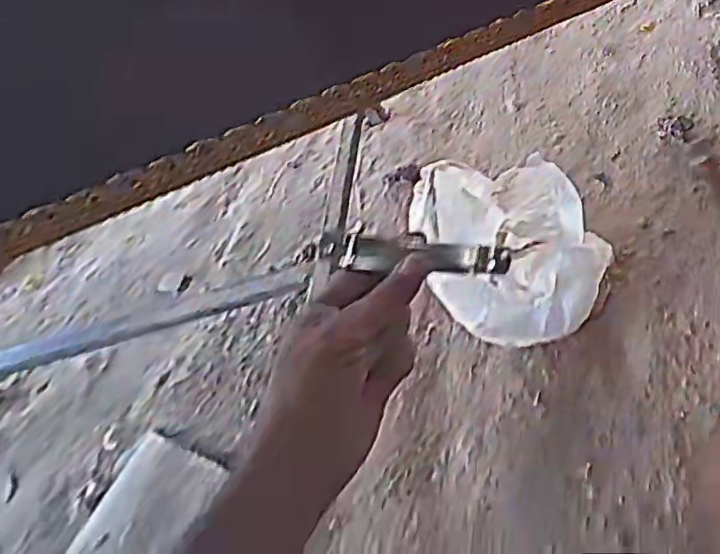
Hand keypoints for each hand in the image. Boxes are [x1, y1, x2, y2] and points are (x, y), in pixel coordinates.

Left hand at [186, 258, 431, 552]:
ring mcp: (363, 353)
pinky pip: (405, 354)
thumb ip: (384, 298)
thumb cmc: (302, 402)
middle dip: (389, 314)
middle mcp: (345, 327)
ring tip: (366, 369)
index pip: (366, 272)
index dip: (390, 264)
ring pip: (400, 327)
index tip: (417, 253)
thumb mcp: (343, 335)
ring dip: (390, 344)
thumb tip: (412, 266)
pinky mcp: (380, 377)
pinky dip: (396, 365)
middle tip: (374, 332)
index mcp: (325, 309)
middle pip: (389, 299)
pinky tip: (376, 384)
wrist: (303, 466)